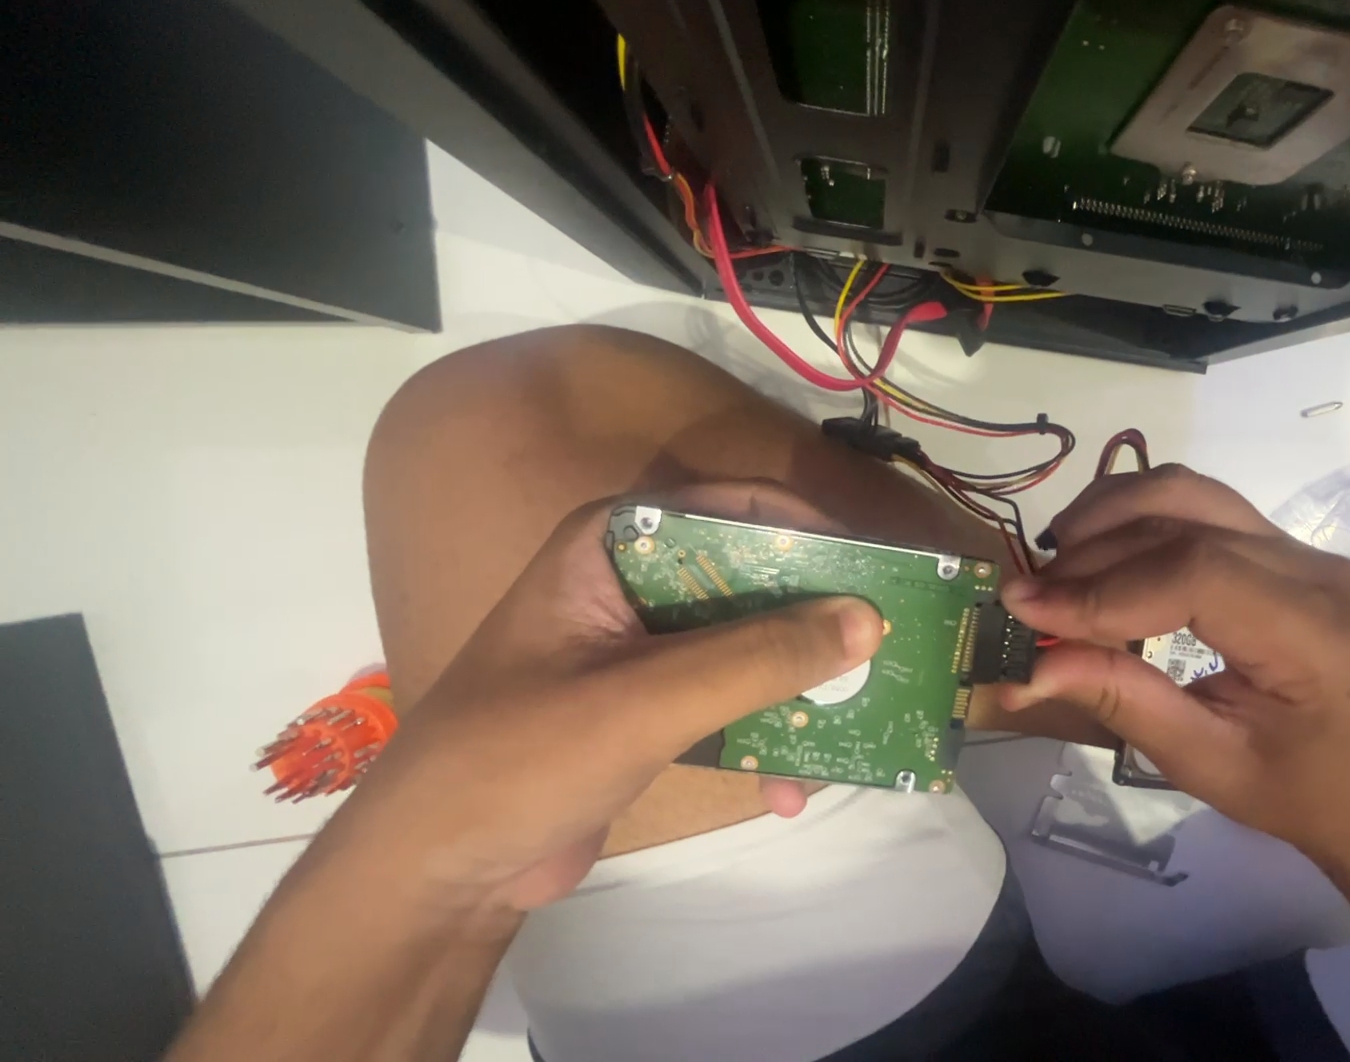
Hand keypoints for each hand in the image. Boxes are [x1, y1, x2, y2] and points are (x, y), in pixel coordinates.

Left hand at [311, 492, 881, 914]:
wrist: (435, 875)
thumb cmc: (519, 759)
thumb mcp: (648, 701)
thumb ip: (760, 657)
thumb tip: (870, 620)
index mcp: (617, 544)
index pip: (736, 506)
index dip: (812, 530)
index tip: (879, 569)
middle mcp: (639, 581)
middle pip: (755, 577)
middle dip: (819, 621)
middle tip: (882, 650)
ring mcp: (650, 644)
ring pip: (753, 642)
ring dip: (800, 688)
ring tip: (849, 732)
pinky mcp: (658, 702)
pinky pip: (735, 696)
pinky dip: (767, 735)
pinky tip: (788, 789)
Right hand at [1003, 477, 1349, 862]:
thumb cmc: (1295, 790)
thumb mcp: (1203, 762)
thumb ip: (1121, 700)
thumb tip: (1025, 669)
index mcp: (1314, 633)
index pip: (1196, 573)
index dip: (1103, 587)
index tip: (1027, 609)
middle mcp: (1314, 570)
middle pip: (1183, 514)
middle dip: (1093, 549)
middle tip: (1032, 593)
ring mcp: (1300, 547)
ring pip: (1185, 491)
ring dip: (1109, 515)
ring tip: (1059, 566)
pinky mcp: (1279, 544)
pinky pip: (1194, 505)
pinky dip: (1133, 517)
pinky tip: (1099, 552)